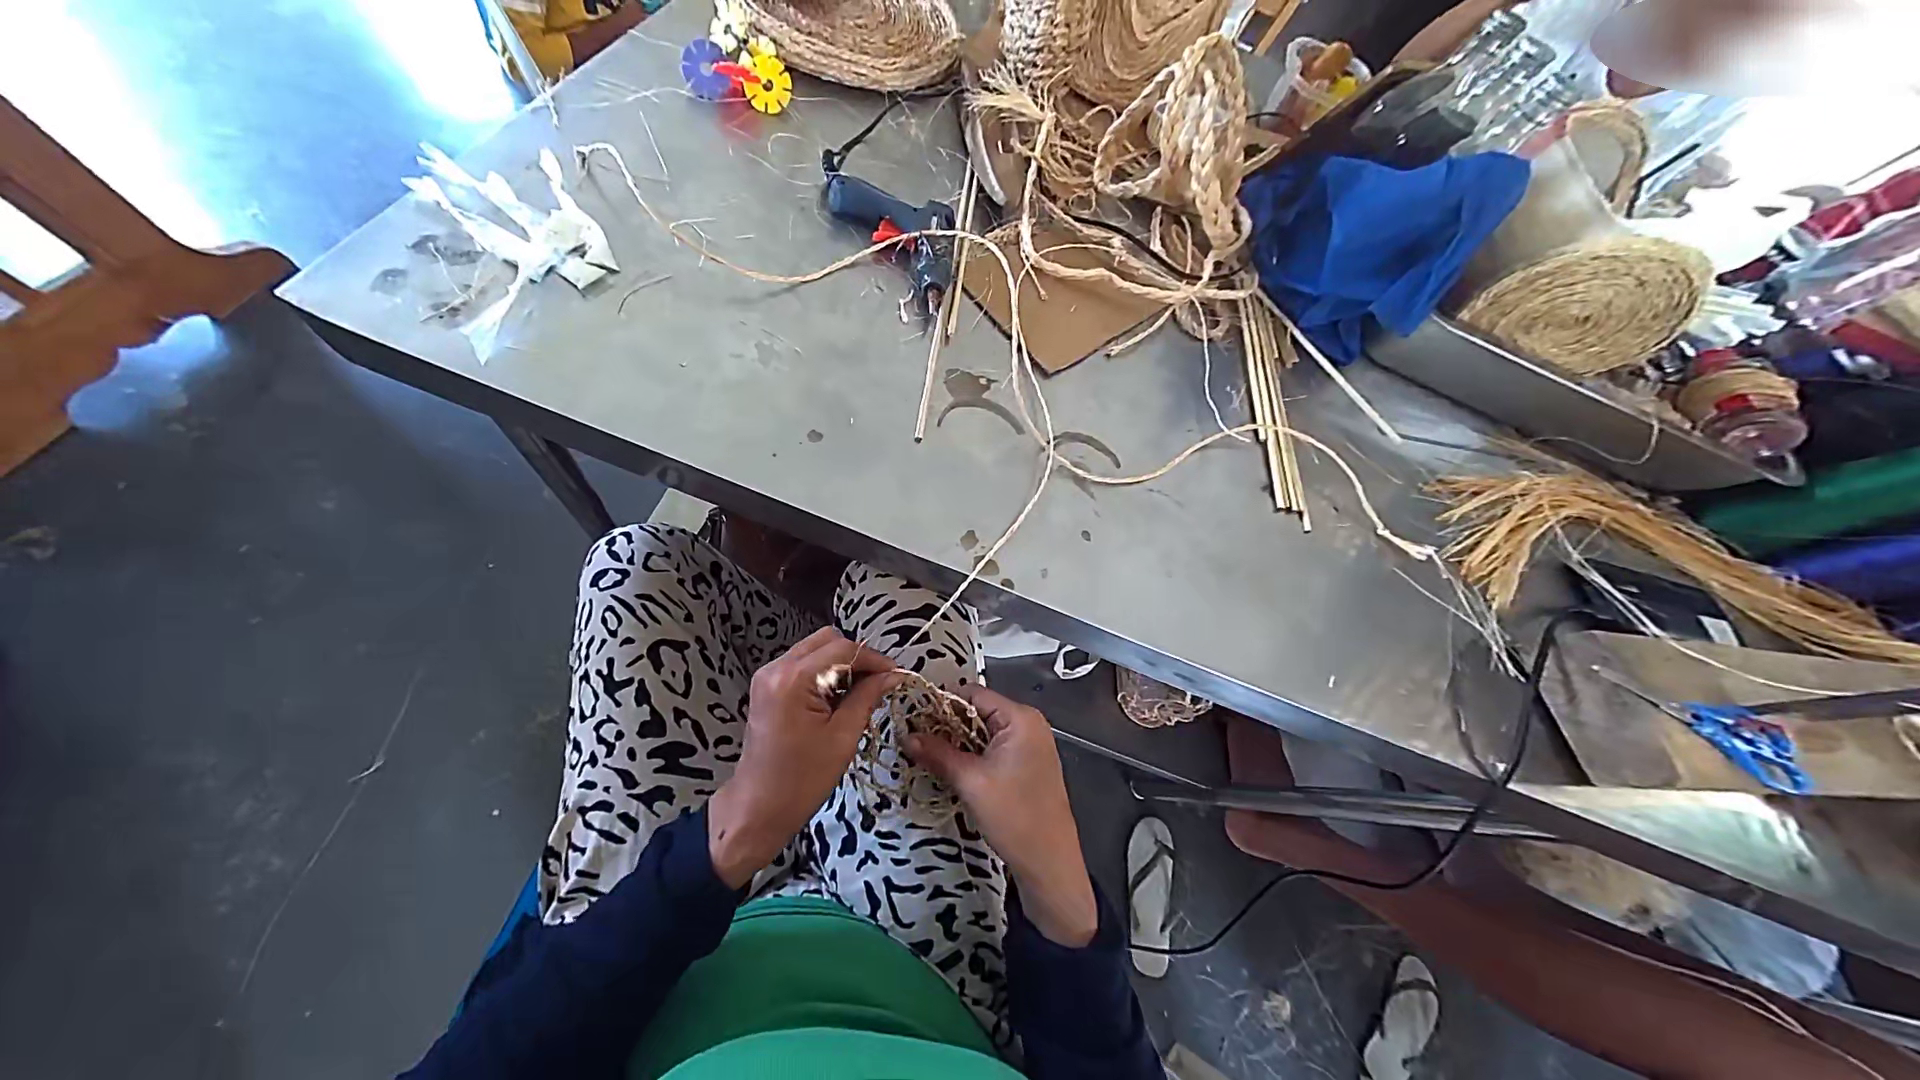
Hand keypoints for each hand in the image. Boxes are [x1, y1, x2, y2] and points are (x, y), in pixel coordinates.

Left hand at [707, 627, 902, 888]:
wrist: (758, 809)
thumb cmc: (801, 780)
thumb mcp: (843, 737)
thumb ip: (868, 697)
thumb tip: (893, 675)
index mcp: (792, 679)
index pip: (842, 649)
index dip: (874, 659)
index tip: (895, 674)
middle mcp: (776, 669)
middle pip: (827, 641)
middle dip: (856, 658)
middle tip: (878, 683)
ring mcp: (768, 677)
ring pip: (815, 650)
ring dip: (841, 666)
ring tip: (860, 695)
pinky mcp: (768, 688)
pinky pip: (803, 666)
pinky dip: (824, 675)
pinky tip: (838, 700)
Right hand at [905, 685, 1097, 946]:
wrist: (1049, 862)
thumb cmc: (1014, 816)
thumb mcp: (970, 781)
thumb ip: (937, 753)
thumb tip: (907, 735)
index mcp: (1021, 717)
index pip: (973, 694)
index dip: (941, 703)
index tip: (911, 716)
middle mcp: (1028, 724)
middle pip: (978, 711)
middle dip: (946, 725)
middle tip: (913, 738)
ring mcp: (1030, 745)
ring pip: (983, 732)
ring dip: (956, 743)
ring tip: (926, 753)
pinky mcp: (1026, 765)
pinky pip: (992, 749)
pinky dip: (971, 756)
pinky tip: (950, 769)